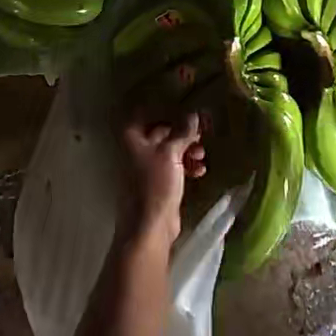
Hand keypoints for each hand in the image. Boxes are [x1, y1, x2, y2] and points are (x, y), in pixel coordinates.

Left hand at [119, 110, 206, 247]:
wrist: (149, 227)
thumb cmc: (155, 185)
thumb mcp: (171, 153)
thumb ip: (183, 132)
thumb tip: (194, 113)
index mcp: (134, 139)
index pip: (146, 113)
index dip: (165, 109)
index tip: (186, 107)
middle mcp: (138, 150)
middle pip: (162, 132)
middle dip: (183, 131)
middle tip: (202, 133)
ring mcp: (148, 168)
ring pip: (171, 149)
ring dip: (188, 149)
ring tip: (202, 155)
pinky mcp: (159, 183)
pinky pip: (175, 166)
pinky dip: (187, 165)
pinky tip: (200, 171)